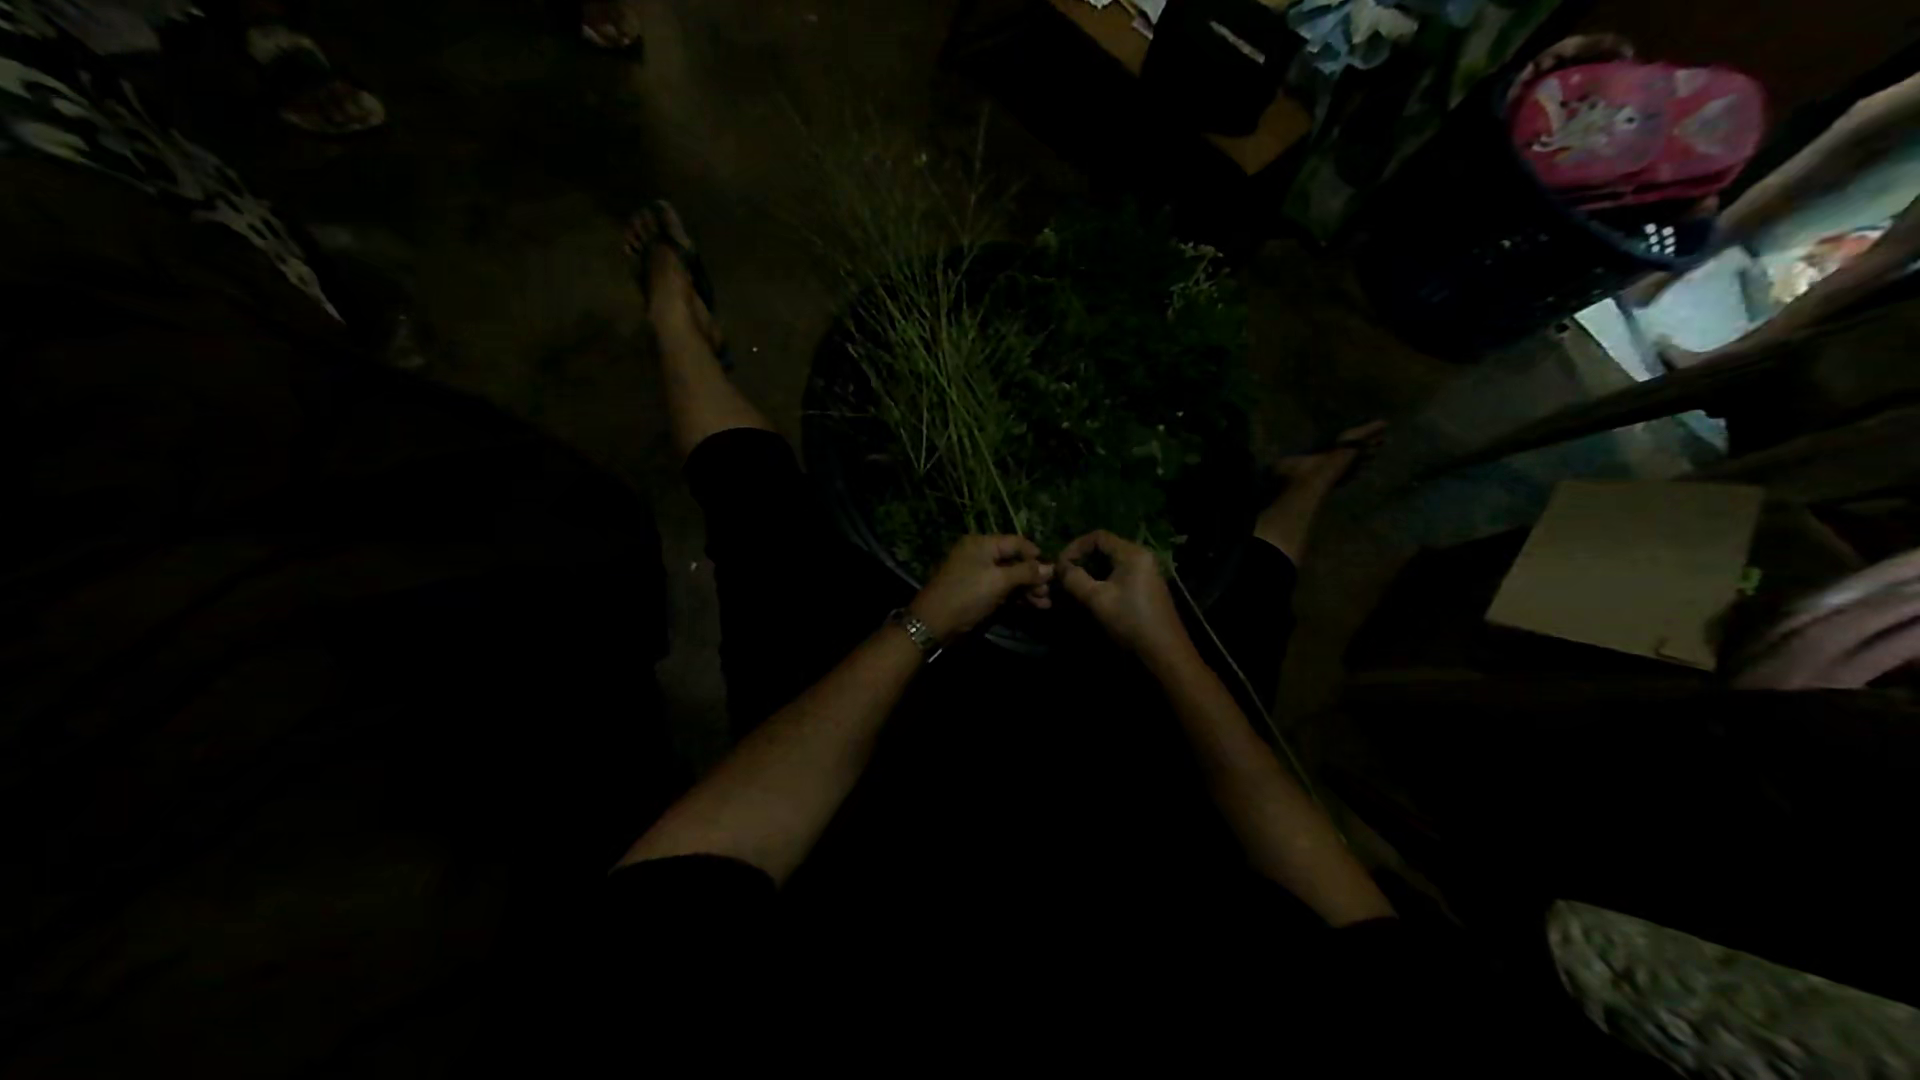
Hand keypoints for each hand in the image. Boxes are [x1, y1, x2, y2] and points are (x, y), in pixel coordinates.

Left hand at [909, 535, 1052, 641]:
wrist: (935, 622)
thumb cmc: (967, 594)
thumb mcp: (999, 581)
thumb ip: (1026, 572)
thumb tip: (1050, 567)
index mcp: (982, 543)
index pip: (1016, 542)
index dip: (1036, 556)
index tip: (1054, 571)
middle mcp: (980, 554)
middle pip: (1014, 561)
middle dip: (1034, 577)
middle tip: (1050, 592)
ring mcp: (978, 574)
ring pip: (1009, 577)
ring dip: (1028, 589)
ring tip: (1045, 604)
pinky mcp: (977, 592)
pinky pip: (1001, 589)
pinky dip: (1016, 597)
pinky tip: (1034, 606)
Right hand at [1058, 530, 1191, 661]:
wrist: (1164, 650)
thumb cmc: (1130, 620)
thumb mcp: (1097, 599)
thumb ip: (1075, 579)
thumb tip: (1060, 568)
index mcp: (1132, 554)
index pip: (1098, 536)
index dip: (1075, 547)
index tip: (1060, 564)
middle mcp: (1141, 557)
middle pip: (1105, 548)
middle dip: (1082, 559)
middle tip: (1065, 575)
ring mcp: (1146, 571)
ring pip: (1111, 562)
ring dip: (1091, 570)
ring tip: (1074, 585)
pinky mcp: (1146, 585)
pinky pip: (1119, 573)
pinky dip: (1103, 578)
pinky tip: (1092, 593)